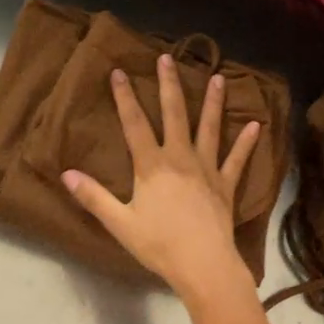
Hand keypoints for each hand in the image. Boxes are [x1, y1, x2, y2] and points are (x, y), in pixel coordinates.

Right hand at [63, 53, 262, 304]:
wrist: (204, 265)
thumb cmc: (159, 245)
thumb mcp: (119, 223)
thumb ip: (94, 197)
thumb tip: (66, 174)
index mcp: (151, 165)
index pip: (134, 124)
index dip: (125, 97)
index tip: (119, 72)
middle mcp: (180, 158)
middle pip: (174, 115)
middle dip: (169, 85)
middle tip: (167, 58)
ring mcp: (206, 169)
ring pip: (209, 128)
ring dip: (213, 103)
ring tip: (218, 78)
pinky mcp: (225, 185)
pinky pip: (237, 160)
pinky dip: (246, 143)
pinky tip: (256, 126)